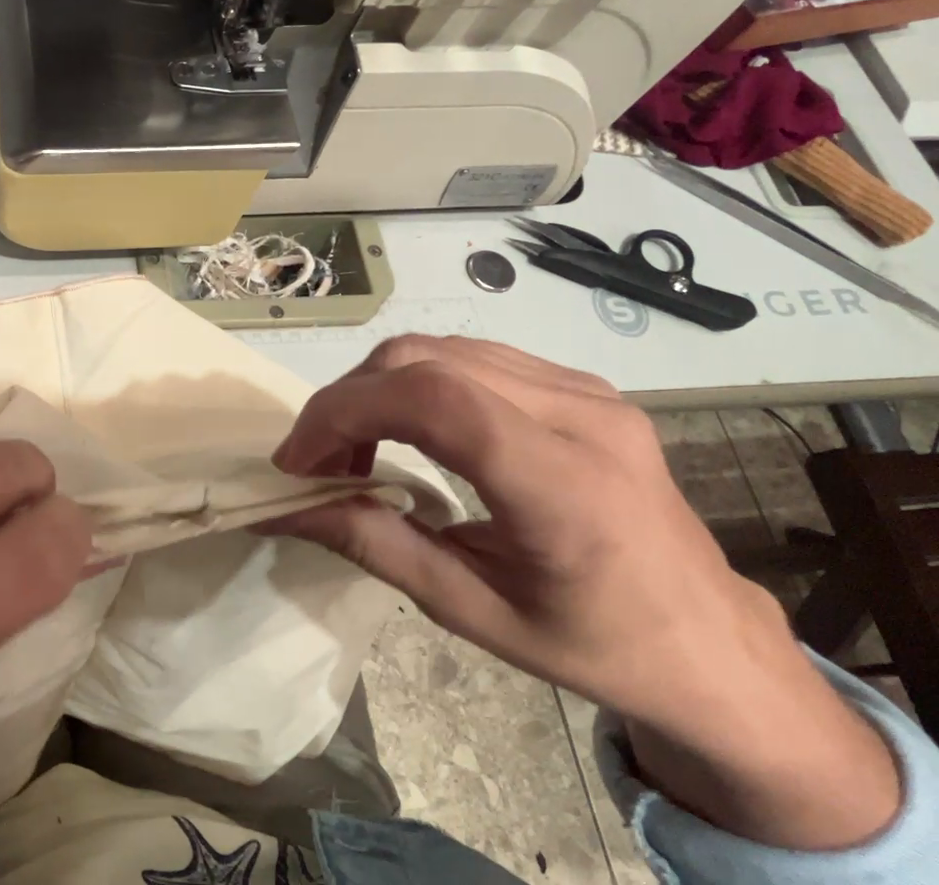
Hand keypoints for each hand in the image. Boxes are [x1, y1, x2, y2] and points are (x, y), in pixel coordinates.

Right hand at [266, 336, 899, 849]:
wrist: (709, 642)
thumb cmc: (591, 644)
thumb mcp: (469, 610)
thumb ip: (371, 545)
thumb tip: (283, 509)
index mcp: (564, 485)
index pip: (432, 401)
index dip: (343, 414)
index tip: (297, 463)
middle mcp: (583, 417)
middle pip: (426, 360)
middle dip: (346, 401)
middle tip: (316, 461)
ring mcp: (590, 393)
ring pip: (442, 349)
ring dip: (375, 389)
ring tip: (352, 450)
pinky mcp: (585, 389)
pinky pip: (473, 359)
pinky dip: (414, 385)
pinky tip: (404, 433)